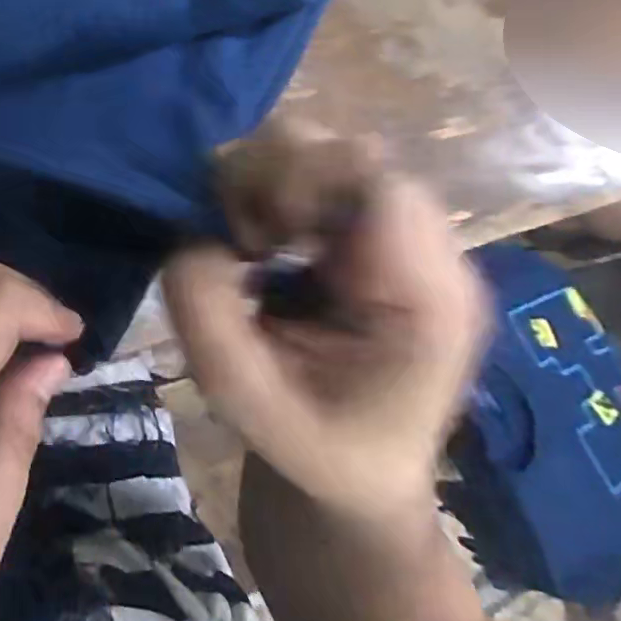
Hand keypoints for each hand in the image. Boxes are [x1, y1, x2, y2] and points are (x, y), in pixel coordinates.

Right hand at [165, 124, 488, 524]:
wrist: (357, 469)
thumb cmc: (312, 448)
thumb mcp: (242, 397)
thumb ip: (205, 311)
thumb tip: (193, 231)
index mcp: (425, 297)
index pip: (375, 181)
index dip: (299, 184)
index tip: (257, 239)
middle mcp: (427, 249)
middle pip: (346, 152)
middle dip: (275, 182)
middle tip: (249, 246)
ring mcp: (401, 234)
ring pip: (324, 151)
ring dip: (268, 184)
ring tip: (254, 246)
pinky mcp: (370, 228)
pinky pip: (314, 173)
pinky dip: (271, 192)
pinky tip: (265, 242)